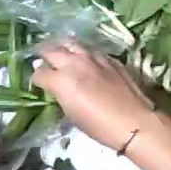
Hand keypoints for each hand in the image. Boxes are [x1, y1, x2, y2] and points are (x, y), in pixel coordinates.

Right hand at [30, 43, 159, 152]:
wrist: (135, 122)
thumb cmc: (99, 126)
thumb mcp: (71, 113)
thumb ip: (60, 94)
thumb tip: (54, 86)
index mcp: (61, 79)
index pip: (39, 73)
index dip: (35, 78)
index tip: (36, 82)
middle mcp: (75, 62)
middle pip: (51, 50)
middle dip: (42, 54)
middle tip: (39, 58)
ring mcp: (94, 57)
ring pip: (71, 43)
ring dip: (62, 47)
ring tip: (59, 51)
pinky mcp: (110, 58)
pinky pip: (90, 50)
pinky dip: (82, 52)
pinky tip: (83, 59)